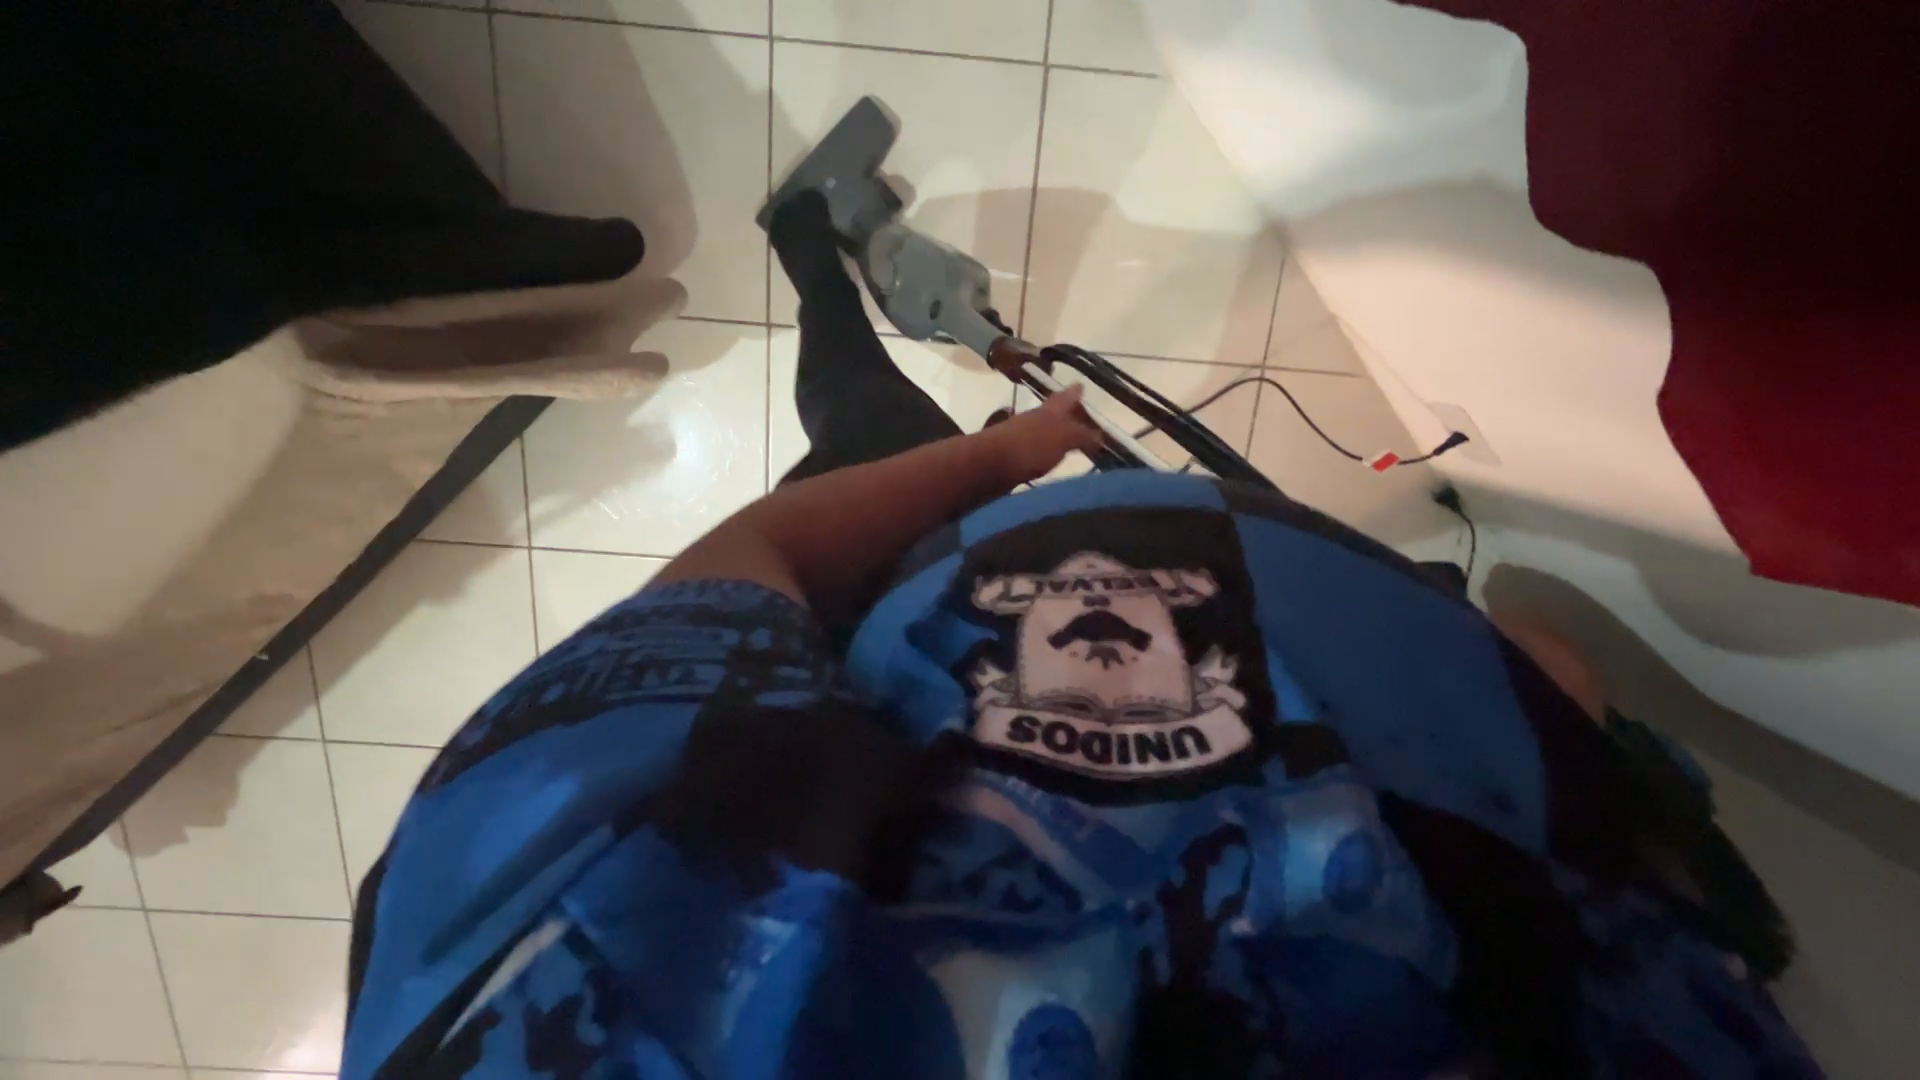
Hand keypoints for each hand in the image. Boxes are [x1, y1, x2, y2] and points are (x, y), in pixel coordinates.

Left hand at [977, 384, 1105, 484]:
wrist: (986, 466)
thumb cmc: (1029, 447)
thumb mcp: (1063, 438)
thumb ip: (1082, 435)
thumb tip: (1100, 436)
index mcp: (1048, 411)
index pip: (1065, 398)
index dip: (1073, 394)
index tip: (1081, 387)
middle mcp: (1031, 419)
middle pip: (1051, 413)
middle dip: (1064, 414)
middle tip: (1077, 418)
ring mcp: (1017, 438)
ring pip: (1039, 432)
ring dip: (1051, 435)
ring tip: (1065, 442)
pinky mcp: (1008, 458)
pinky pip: (1030, 452)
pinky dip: (1040, 454)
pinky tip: (1045, 462)